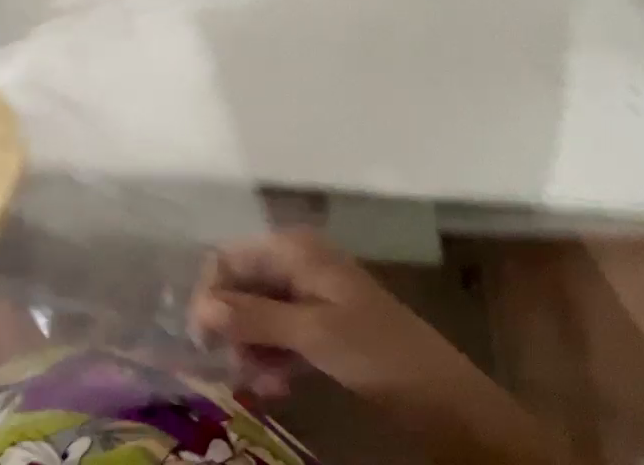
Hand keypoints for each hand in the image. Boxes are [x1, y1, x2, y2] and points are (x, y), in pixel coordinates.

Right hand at [192, 226, 472, 393]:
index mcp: (294, 249)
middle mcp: (297, 262)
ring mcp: (310, 293)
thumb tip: (200, 309)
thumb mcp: (311, 333)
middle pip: (241, 286)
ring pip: (257, 313)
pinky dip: (271, 357)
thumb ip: (252, 317)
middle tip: (228, 366)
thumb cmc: (376, 350)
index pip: (229, 257)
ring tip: (257, 384)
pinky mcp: (321, 324)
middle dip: (231, 326)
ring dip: (249, 347)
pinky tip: (274, 386)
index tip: (200, 337)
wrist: (444, 395)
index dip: (210, 293)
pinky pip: (279, 333)